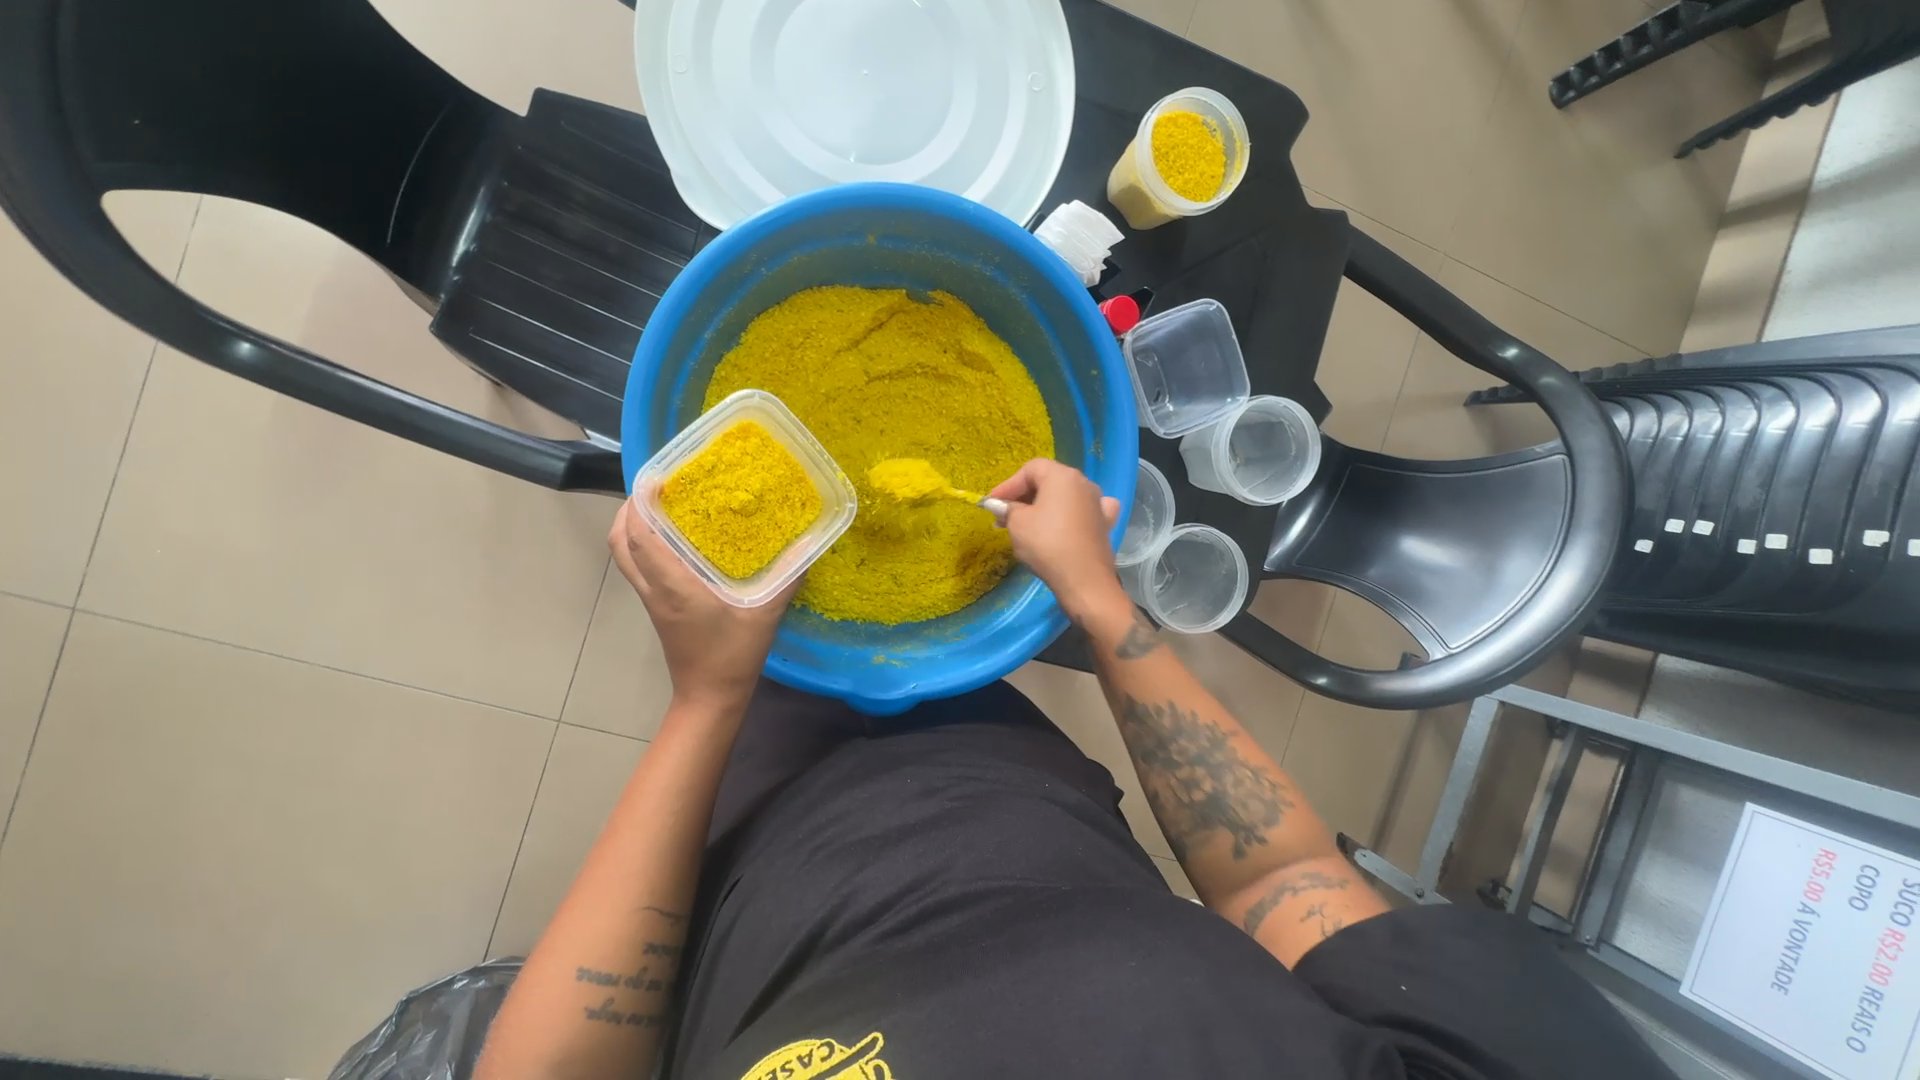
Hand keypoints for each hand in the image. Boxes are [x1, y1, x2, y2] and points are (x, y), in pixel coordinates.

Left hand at [608, 495, 799, 711]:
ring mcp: (650, 599)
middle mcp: (653, 587)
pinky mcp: (656, 607)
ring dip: (633, 528)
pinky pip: (638, 567)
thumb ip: (787, 577)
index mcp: (673, 584)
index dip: (641, 503)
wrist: (709, 696)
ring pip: (624, 555)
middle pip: (620, 541)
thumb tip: (809, 543)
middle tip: (657, 489)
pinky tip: (675, 541)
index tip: (658, 478)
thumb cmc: (733, 654)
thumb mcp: (766, 614)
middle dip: (630, 510)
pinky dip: (644, 546)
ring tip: (662, 508)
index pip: (640, 535)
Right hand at [990, 459, 1125, 621]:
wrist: (1084, 579)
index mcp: (1062, 476)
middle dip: (1024, 497)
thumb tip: (999, 505)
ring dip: (1045, 506)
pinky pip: (1085, 511)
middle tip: (1004, 516)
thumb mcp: (1017, 524)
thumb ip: (1007, 508)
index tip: (992, 503)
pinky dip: (1073, 514)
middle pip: (1048, 481)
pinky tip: (1069, 521)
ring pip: (1066, 497)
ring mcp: (1098, 503)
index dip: (1008, 485)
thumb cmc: (1046, 544)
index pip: (1030, 470)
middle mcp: (1083, 483)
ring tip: (1027, 524)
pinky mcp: (1105, 524)